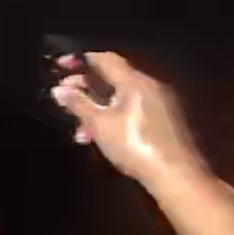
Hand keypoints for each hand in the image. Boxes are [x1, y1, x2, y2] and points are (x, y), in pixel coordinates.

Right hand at [52, 52, 209, 188]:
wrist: (174, 175)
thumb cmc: (133, 144)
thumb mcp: (97, 123)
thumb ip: (77, 103)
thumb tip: (59, 89)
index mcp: (135, 84)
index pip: (106, 59)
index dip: (81, 59)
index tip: (60, 64)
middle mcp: (149, 88)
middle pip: (111, 78)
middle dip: (84, 86)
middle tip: (62, 96)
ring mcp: (157, 104)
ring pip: (117, 96)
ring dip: (93, 106)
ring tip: (78, 126)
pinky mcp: (160, 120)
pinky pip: (128, 108)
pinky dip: (109, 115)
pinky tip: (97, 134)